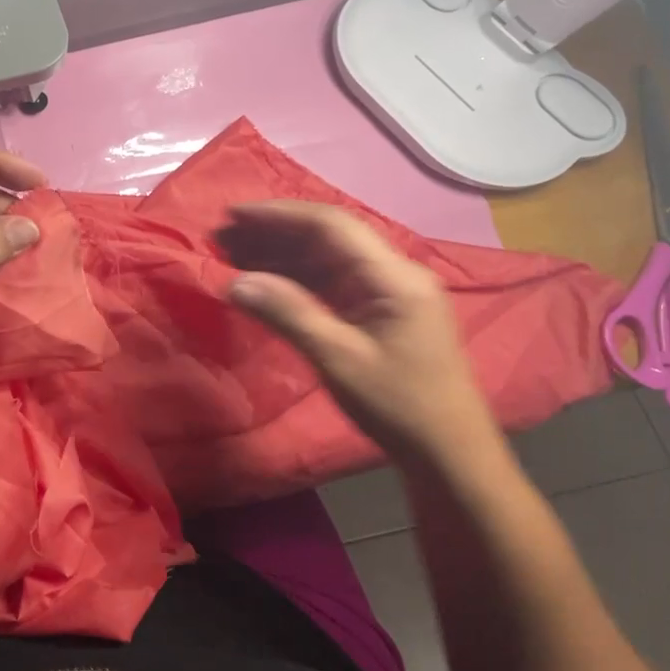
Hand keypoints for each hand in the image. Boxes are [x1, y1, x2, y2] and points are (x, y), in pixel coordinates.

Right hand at [217, 201, 500, 470]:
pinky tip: (261, 279)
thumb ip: (288, 313)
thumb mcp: (338, 358)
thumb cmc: (398, 405)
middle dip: (273, 232)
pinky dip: (293, 276)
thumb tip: (235, 281)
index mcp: (395, 277)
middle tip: (221, 236)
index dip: (279, 214)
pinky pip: (330, 280)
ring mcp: (387, 291)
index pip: (332, 226)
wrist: (448, 456)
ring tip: (231, 253)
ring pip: (325, 257)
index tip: (233, 215)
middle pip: (327, 236)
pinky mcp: (378, 310)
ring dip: (279, 253)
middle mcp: (394, 273)